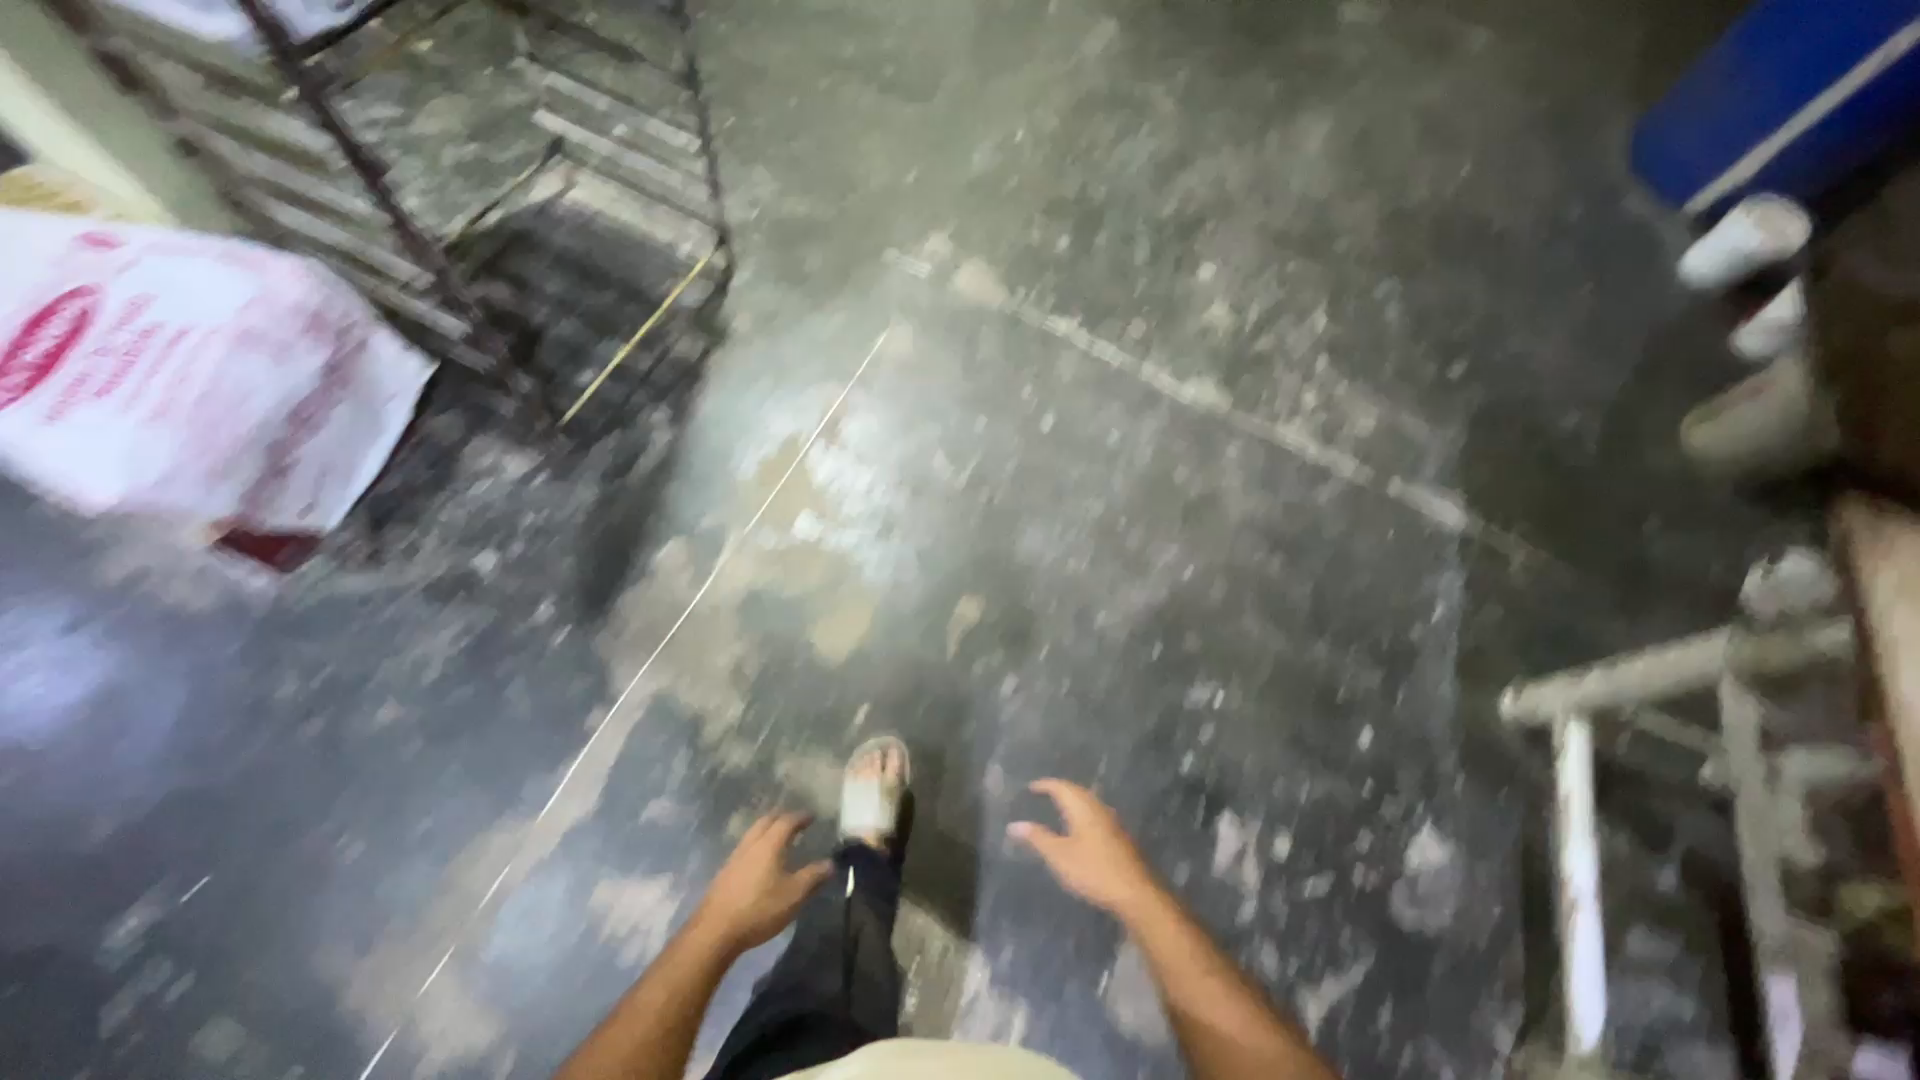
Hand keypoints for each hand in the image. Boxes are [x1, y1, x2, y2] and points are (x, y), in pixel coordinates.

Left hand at [689, 812, 831, 954]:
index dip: (800, 817)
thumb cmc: (759, 909)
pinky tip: (761, 860)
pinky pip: (745, 847)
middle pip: (765, 821)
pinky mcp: (725, 873)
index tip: (812, 816)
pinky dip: (758, 844)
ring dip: (767, 829)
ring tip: (779, 837)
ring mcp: (734, 858)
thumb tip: (830, 863)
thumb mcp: (794, 895)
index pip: (786, 821)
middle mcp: (750, 845)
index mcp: (769, 845)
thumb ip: (813, 877)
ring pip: (752, 833)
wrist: (715, 931)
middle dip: (781, 817)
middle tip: (795, 821)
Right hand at [1009, 779, 1162, 918]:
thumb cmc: (1093, 870)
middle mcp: (1099, 808)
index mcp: (1083, 808)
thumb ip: (1037, 838)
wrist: (1136, 892)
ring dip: (1074, 801)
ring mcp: (1112, 822)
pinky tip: (1080, 828)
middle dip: (1060, 790)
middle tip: (1044, 794)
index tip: (1031, 787)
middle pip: (1078, 791)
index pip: (1061, 787)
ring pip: (1089, 803)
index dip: (1045, 785)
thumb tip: (1014, 824)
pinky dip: (1083, 813)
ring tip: (1059, 808)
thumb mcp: (1059, 856)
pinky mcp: (1120, 836)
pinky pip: (1096, 814)